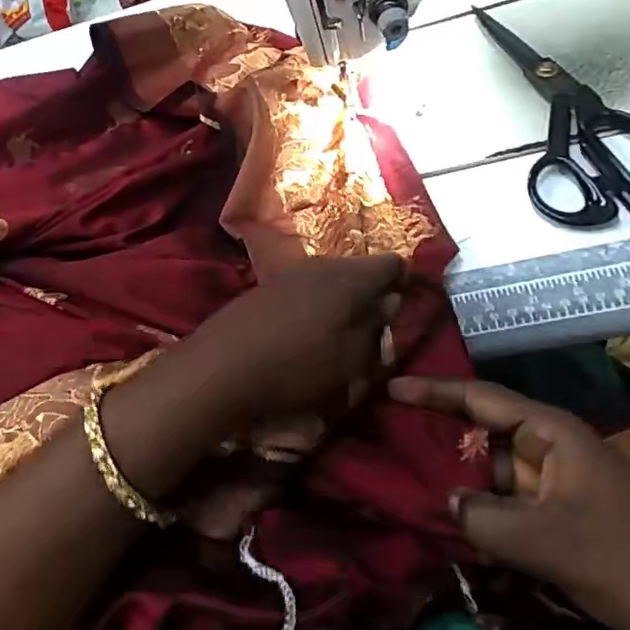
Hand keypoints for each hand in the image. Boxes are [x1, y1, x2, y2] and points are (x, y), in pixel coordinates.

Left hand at [169, 254, 403, 430]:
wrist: (222, 365)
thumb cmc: (296, 366)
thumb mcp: (349, 359)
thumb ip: (375, 326)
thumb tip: (391, 300)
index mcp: (349, 278)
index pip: (390, 263)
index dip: (404, 280)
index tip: (408, 303)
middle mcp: (321, 265)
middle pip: (359, 269)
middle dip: (373, 290)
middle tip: (379, 323)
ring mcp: (291, 272)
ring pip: (331, 277)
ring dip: (343, 297)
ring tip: (346, 329)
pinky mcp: (268, 286)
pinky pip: (307, 286)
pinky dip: (317, 302)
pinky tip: (311, 327)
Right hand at [389, 378, 629, 629]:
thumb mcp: (556, 542)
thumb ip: (488, 520)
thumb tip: (446, 502)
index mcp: (550, 431)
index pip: (479, 397)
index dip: (432, 390)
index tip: (388, 385)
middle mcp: (548, 448)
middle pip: (479, 433)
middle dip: (437, 439)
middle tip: (384, 439)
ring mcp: (554, 485)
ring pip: (491, 475)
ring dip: (457, 482)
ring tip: (402, 481)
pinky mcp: (559, 520)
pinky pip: (507, 507)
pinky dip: (480, 514)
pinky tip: (448, 524)